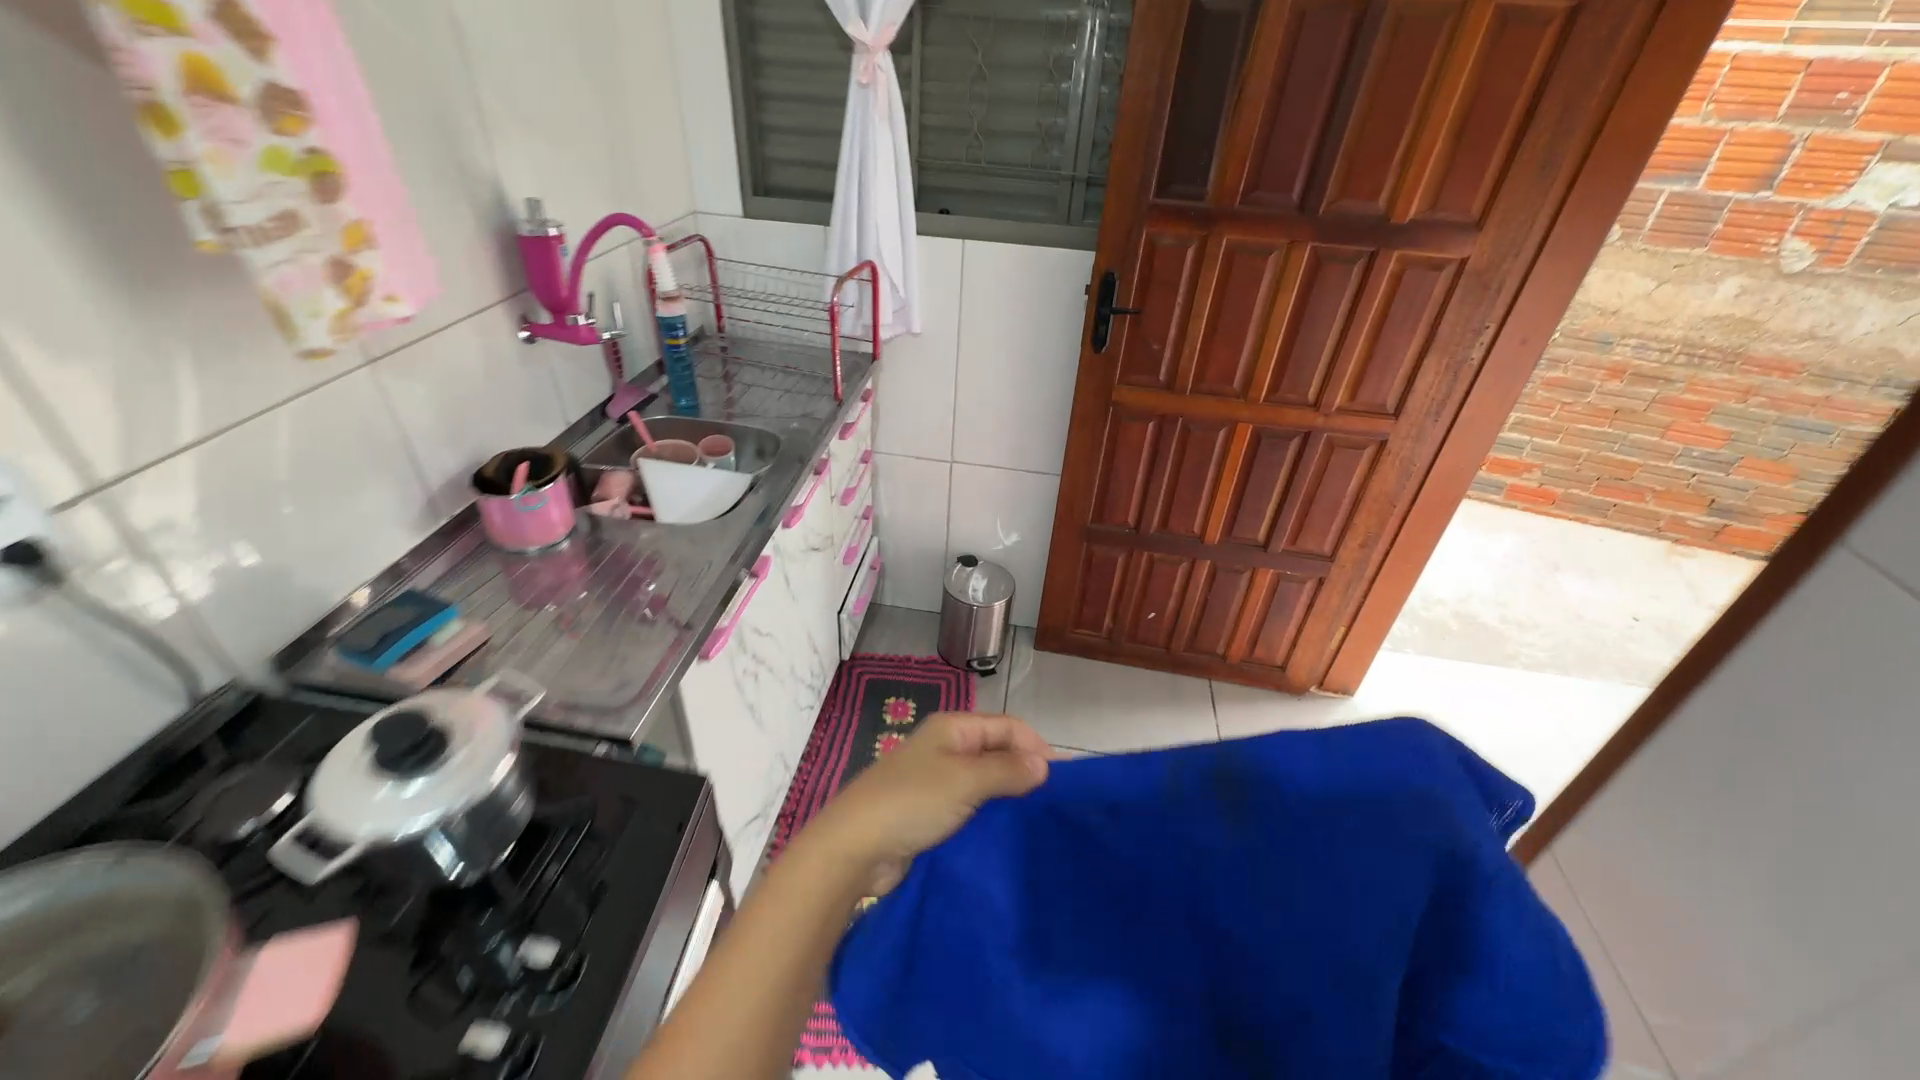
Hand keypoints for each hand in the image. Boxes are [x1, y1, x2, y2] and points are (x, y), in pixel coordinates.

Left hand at [798, 713, 1050, 895]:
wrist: (855, 849)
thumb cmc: (911, 803)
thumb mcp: (965, 781)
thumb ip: (1007, 770)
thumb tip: (1044, 765)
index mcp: (952, 729)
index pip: (1008, 727)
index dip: (1037, 747)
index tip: (1063, 782)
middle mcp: (946, 749)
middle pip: (997, 753)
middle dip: (1026, 773)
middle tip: (1054, 806)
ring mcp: (937, 783)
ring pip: (985, 784)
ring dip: (1009, 799)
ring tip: (1038, 823)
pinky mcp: (931, 815)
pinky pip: (971, 809)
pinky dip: (990, 818)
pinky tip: (1008, 837)